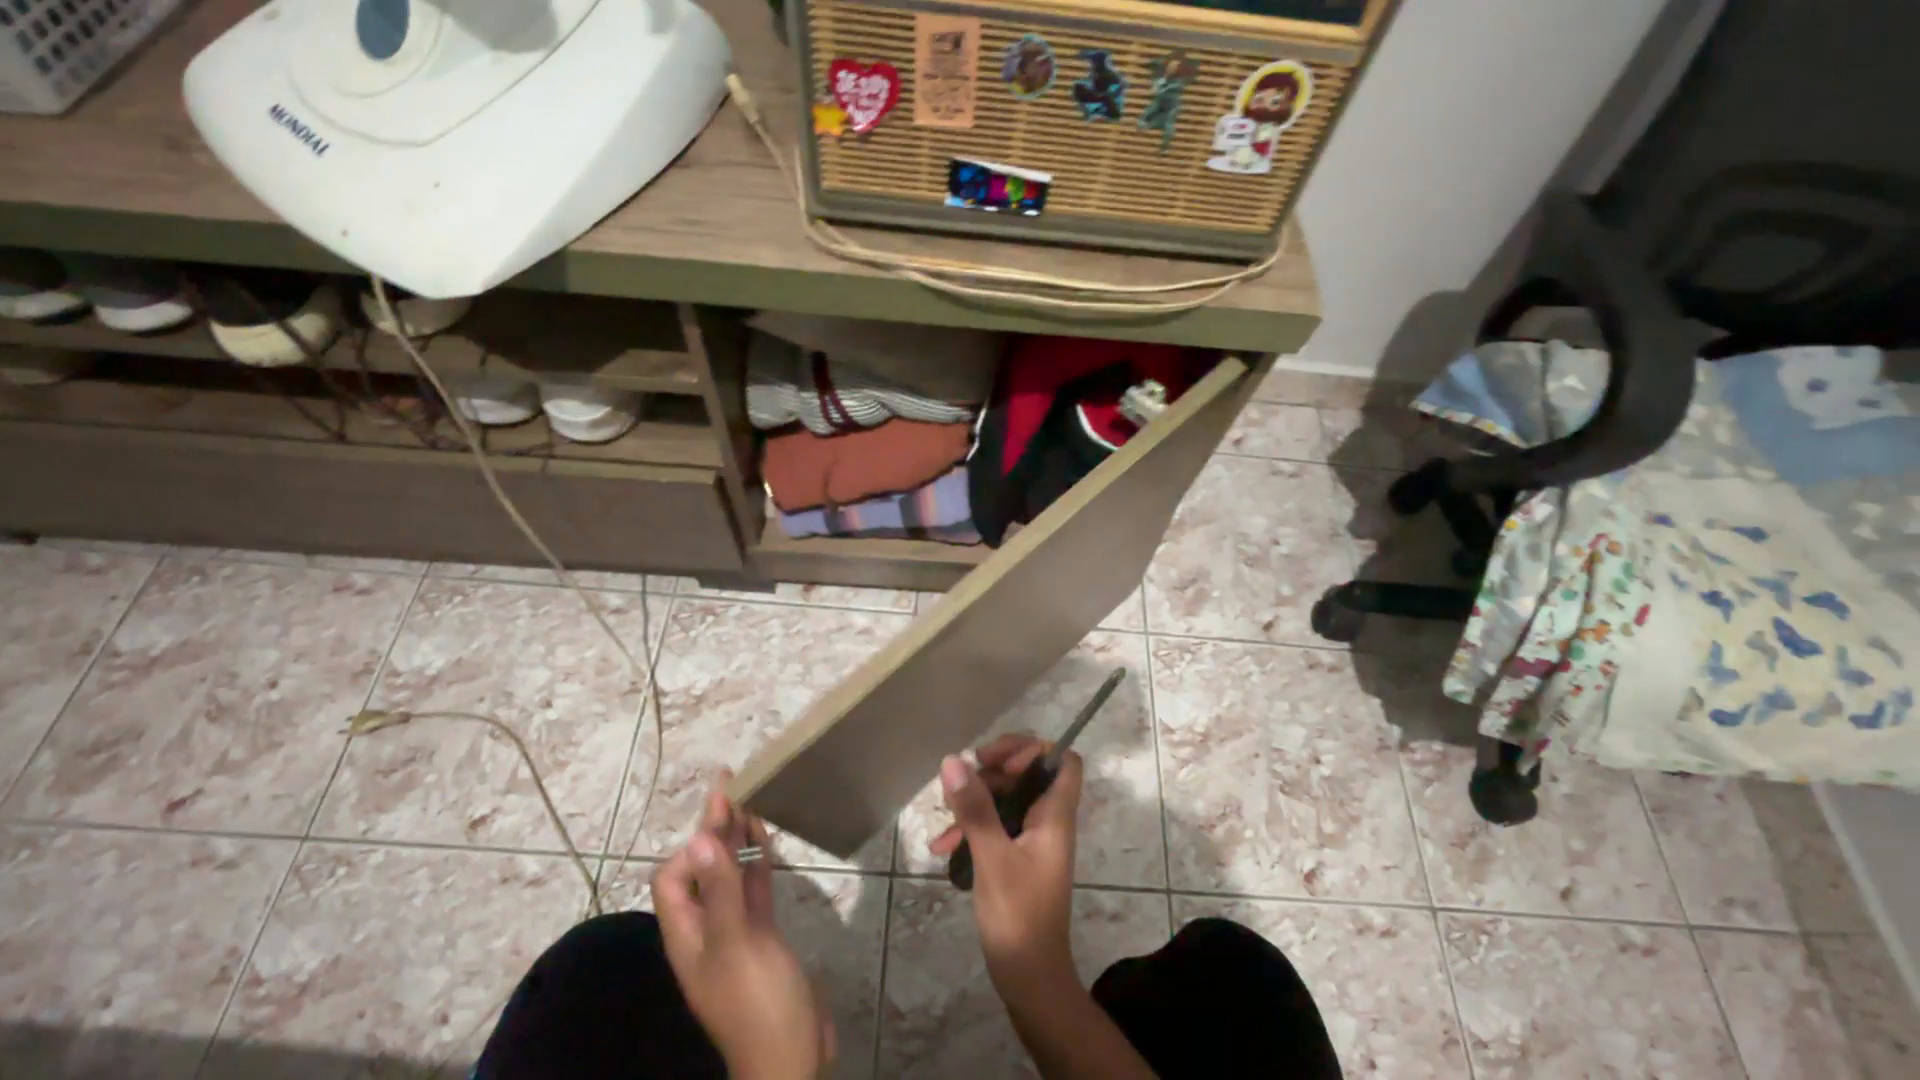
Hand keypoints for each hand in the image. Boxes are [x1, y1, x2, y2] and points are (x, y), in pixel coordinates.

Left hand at [653, 783, 833, 1079]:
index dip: (692, 844)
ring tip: (750, 799)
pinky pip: (755, 891)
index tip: (719, 809)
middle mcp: (705, 929)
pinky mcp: (763, 937)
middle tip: (732, 783)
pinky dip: (758, 863)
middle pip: (702, 870)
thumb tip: (699, 839)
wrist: (791, 1057)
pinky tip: (766, 840)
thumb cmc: (757, 1002)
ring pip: (730, 876)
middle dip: (713, 829)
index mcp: (687, 934)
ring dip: (736, 841)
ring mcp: (735, 933)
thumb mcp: (738, 944)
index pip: (673, 876)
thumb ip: (722, 891)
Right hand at [928, 734, 1083, 997]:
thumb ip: (975, 809)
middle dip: (992, 772)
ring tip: (943, 820)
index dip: (1032, 750)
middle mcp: (1048, 824)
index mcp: (1055, 817)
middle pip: (1028, 775)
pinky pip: (995, 829)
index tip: (994, 761)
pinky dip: (971, 830)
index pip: (1063, 761)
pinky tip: (943, 849)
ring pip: (1007, 801)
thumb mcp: (992, 859)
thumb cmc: (1018, 916)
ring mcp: (1032, 843)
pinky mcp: (1016, 861)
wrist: (1029, 979)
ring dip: (975, 803)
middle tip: (960, 780)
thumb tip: (954, 760)